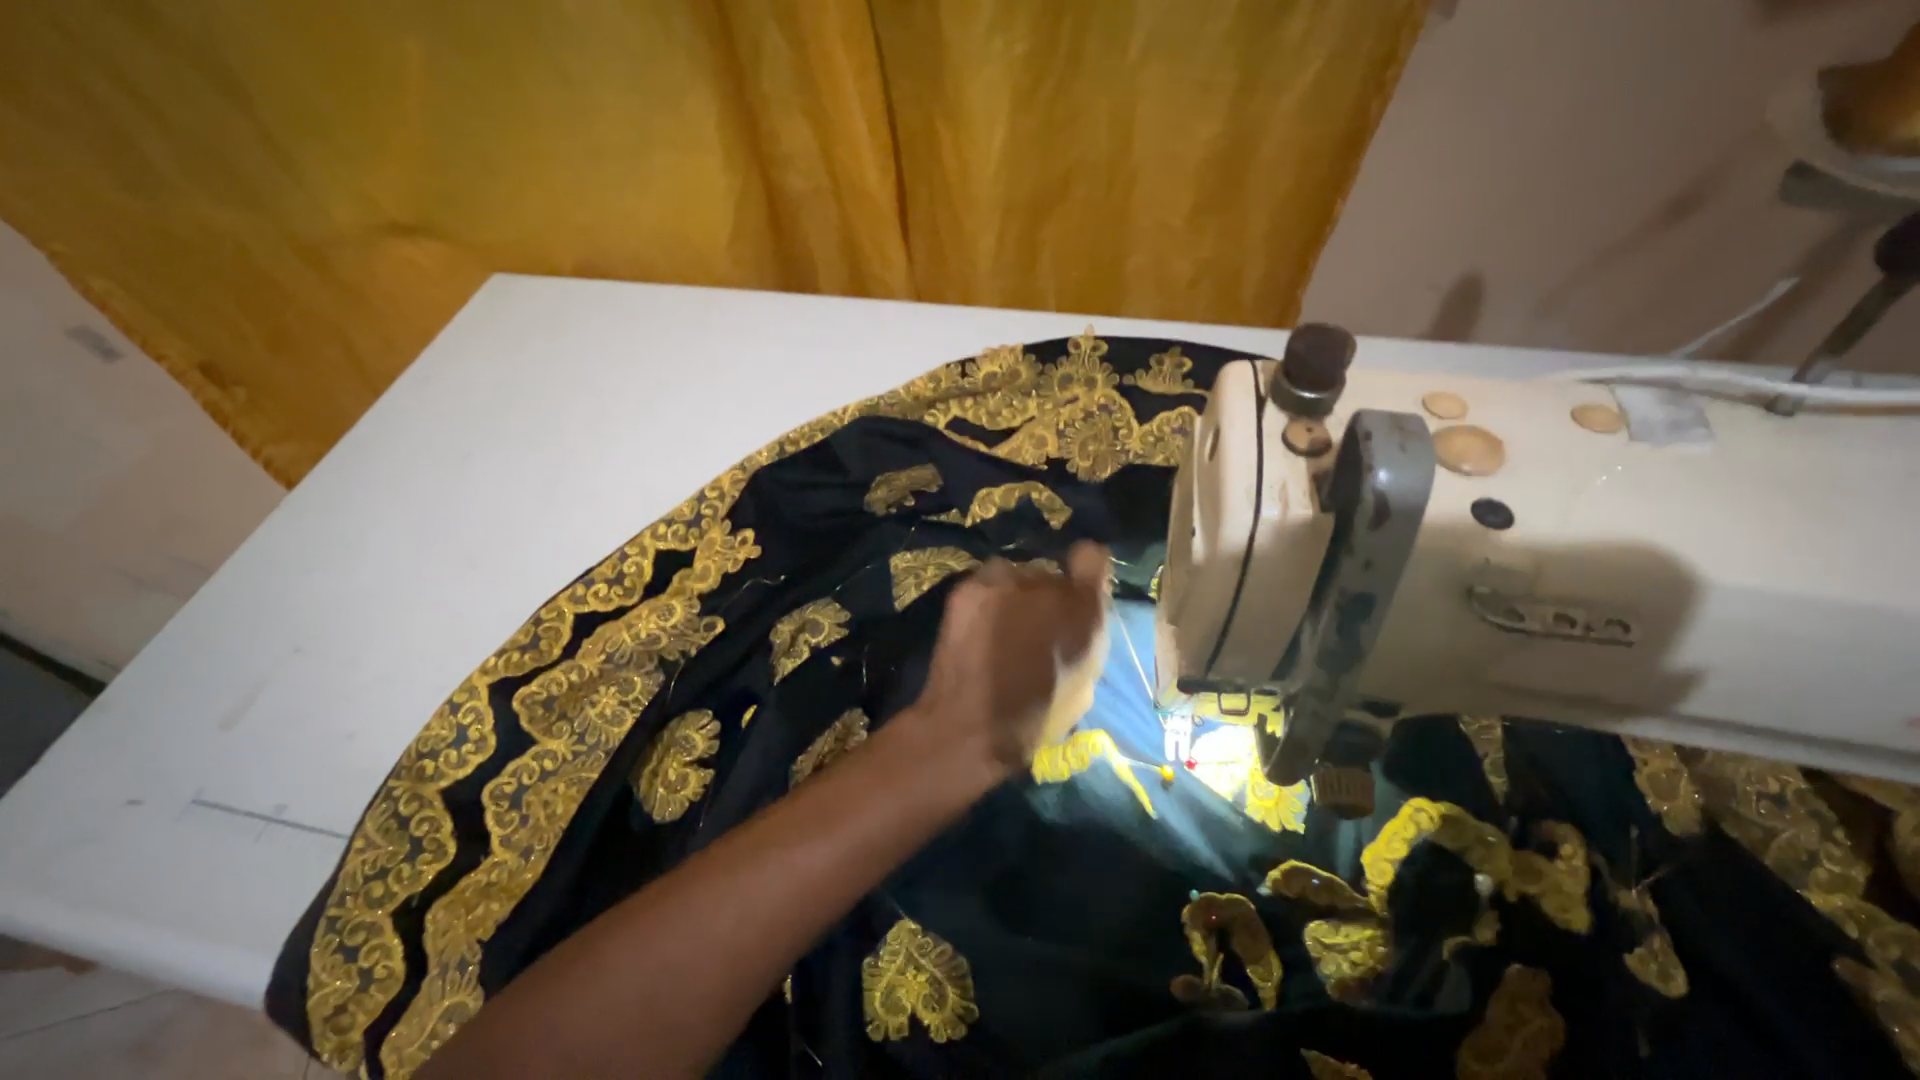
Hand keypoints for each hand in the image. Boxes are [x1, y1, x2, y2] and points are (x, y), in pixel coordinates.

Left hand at [908, 540, 1111, 783]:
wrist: (972, 727)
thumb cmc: (1036, 717)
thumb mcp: (1085, 682)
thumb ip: (1087, 636)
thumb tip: (1078, 619)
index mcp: (1084, 609)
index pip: (1091, 556)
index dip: (1085, 572)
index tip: (1077, 590)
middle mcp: (1047, 584)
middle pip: (1050, 574)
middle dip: (1046, 596)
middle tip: (1032, 627)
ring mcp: (1005, 582)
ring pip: (1016, 575)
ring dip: (1014, 594)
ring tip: (1002, 626)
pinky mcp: (969, 588)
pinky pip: (985, 582)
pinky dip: (986, 600)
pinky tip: (979, 627)